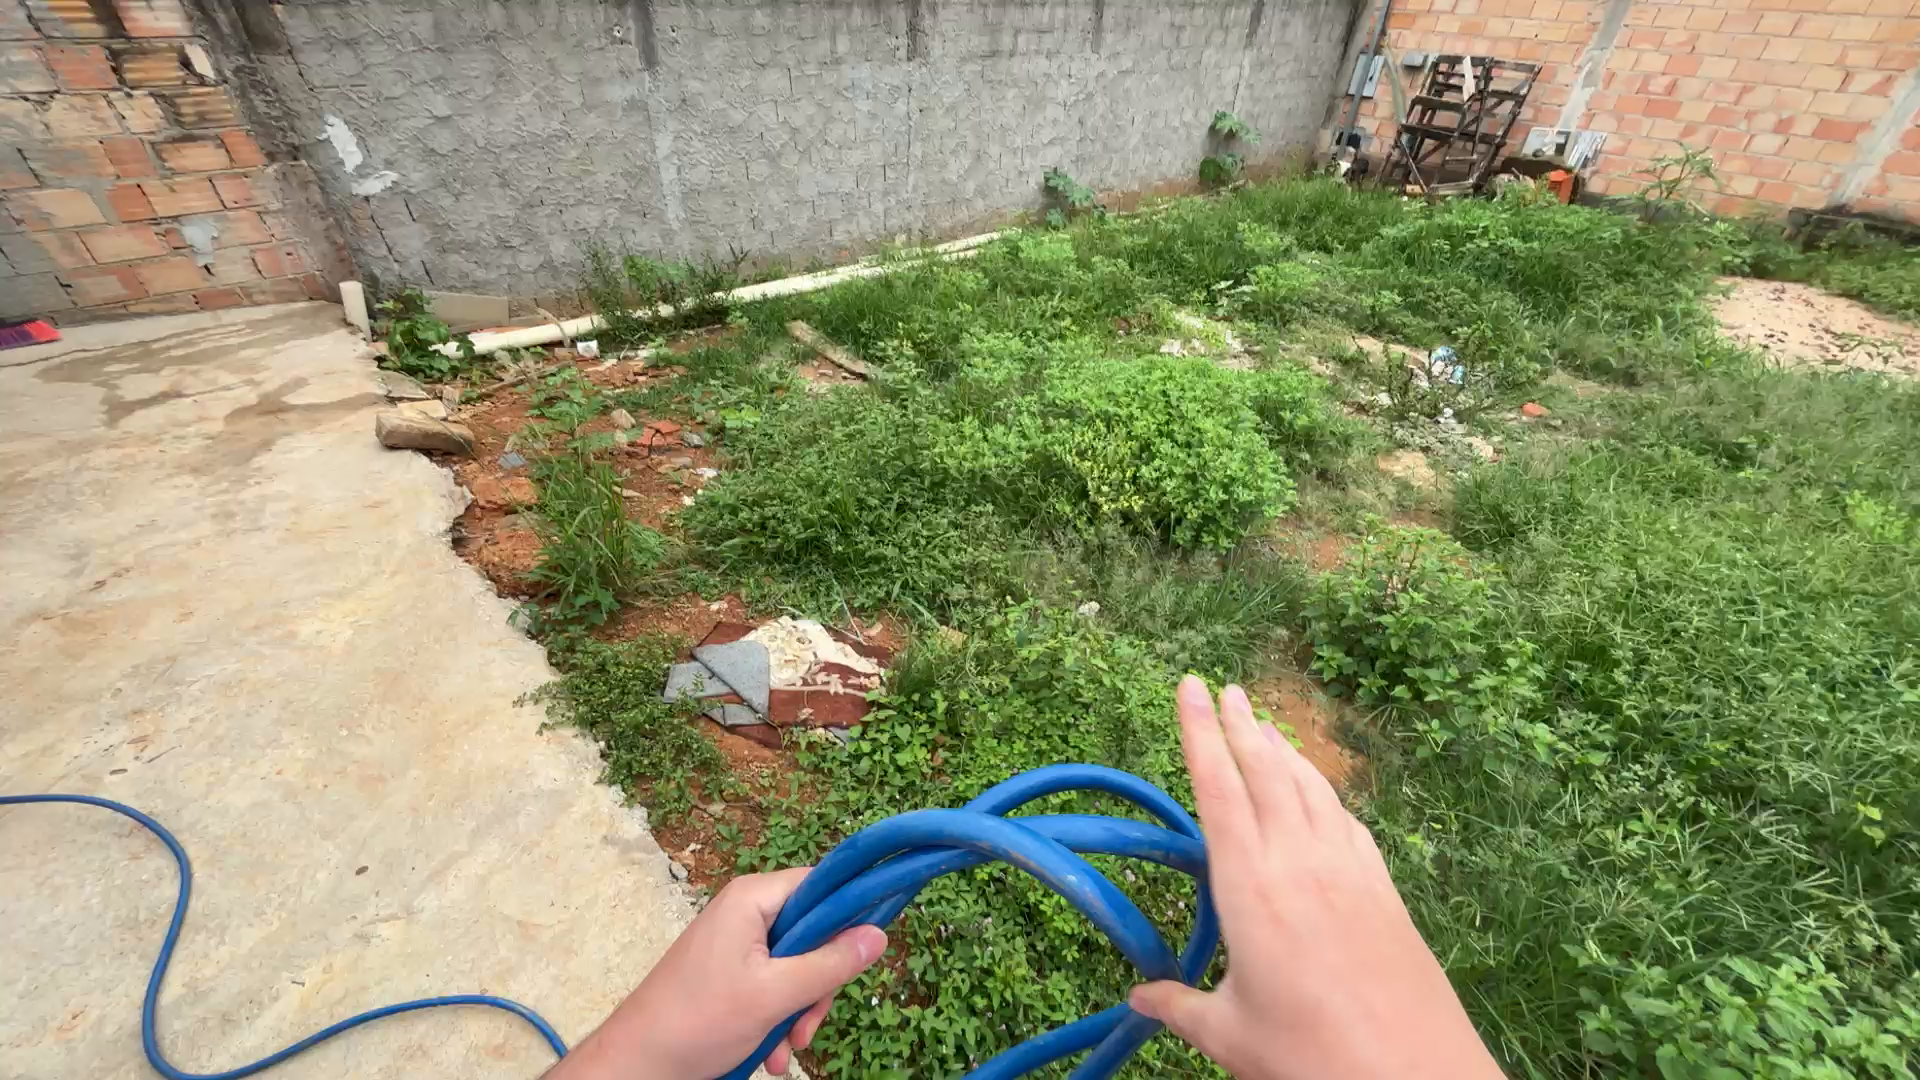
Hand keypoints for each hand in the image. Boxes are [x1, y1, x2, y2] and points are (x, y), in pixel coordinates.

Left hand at [549, 867, 886, 1079]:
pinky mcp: (730, 972)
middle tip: (808, 1025)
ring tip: (785, 1051)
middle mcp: (747, 911)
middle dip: (817, 983)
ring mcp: (737, 942)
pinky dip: (777, 1016)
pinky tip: (770, 1054)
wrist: (631, 1070)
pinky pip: (772, 982)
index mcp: (754, 898)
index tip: (863, 951)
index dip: (846, 913)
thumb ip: (830, 965)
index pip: (819, 884)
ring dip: (798, 1009)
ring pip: (795, 964)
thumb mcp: (774, 996)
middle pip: (811, 931)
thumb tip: (880, 935)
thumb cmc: (698, 1022)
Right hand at [1128, 677, 1503, 1079]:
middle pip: (1264, 771)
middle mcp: (1297, 860)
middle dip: (1239, 723)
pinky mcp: (1383, 888)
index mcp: (1249, 885)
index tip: (1190, 686)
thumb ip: (1181, 1008)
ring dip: (1282, 748)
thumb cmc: (1313, 1057)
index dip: (1200, 731)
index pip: (1217, 788)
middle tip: (1224, 686)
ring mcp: (1346, 869)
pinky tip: (1318, 790)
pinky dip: (1323, 790)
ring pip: (1308, 786)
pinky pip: (1346, 819)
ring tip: (1263, 723)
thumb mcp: (1233, 1037)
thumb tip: (1137, 999)